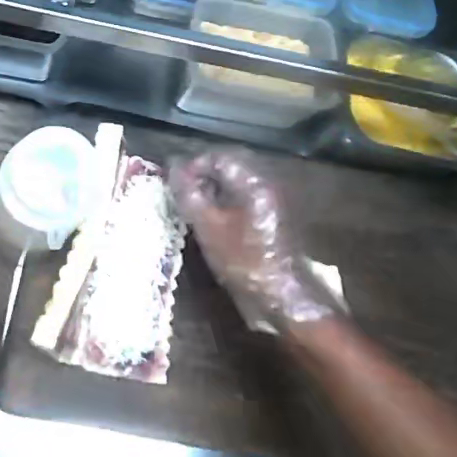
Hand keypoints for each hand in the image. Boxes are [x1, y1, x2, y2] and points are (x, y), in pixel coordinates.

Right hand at [169, 150, 341, 329]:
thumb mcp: (208, 227)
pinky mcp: (271, 219)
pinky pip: (243, 199)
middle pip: (228, 167)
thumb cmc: (245, 262)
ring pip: (235, 184)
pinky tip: (211, 221)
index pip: (217, 157)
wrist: (284, 299)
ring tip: (192, 207)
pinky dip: (224, 203)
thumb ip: (189, 194)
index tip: (173, 183)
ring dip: (212, 190)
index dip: (192, 165)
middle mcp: (267, 184)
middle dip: (201, 176)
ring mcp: (272, 202)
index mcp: (254, 181)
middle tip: (180, 193)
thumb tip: (172, 167)